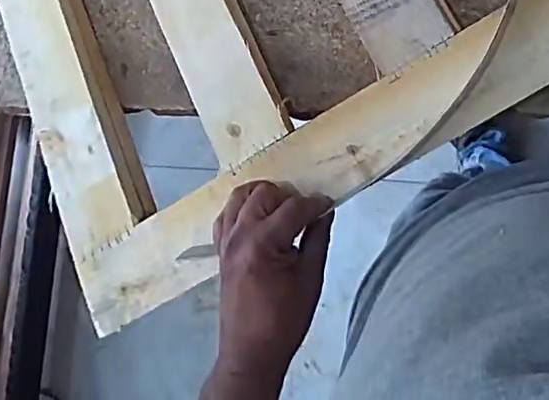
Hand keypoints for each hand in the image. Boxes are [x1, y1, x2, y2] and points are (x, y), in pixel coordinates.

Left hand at [201, 182, 333, 399]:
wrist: (251, 354)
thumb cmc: (284, 319)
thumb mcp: (311, 276)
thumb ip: (318, 237)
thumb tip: (324, 211)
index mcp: (264, 242)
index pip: (294, 206)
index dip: (315, 203)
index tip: (328, 205)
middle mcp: (241, 235)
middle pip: (265, 193)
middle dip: (289, 197)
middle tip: (305, 214)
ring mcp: (227, 243)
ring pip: (241, 196)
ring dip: (263, 197)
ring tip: (281, 211)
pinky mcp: (221, 252)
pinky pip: (225, 217)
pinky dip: (241, 210)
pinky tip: (258, 220)